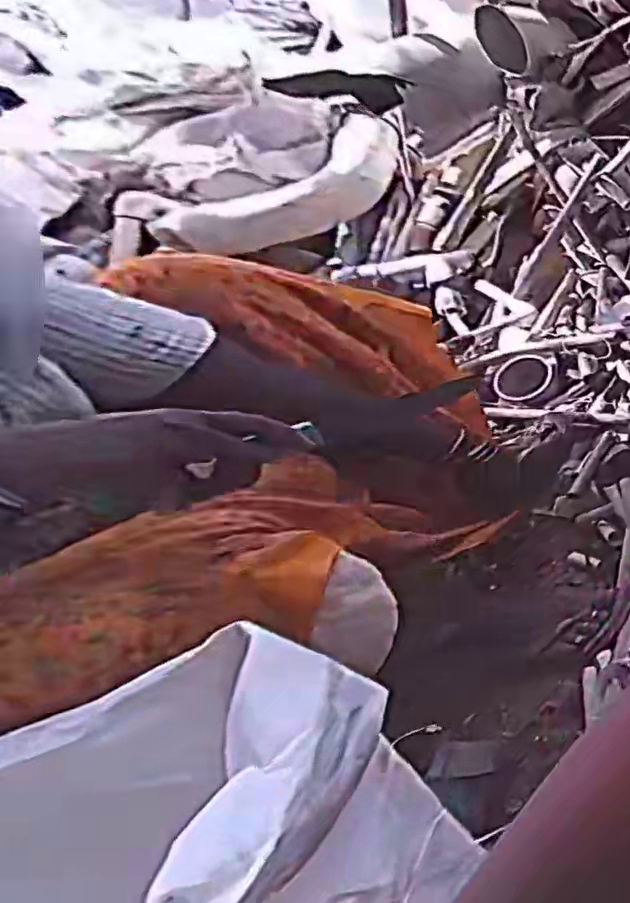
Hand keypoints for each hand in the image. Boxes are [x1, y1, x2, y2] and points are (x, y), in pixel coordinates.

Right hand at [0, 409, 310, 515]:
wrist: (31, 458)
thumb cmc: (95, 456)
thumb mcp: (154, 442)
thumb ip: (198, 453)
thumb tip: (245, 471)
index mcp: (186, 418)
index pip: (249, 422)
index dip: (280, 434)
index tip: (307, 444)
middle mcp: (186, 428)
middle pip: (247, 456)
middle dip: (239, 474)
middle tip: (204, 481)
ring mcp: (172, 448)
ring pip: (216, 481)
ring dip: (191, 492)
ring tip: (150, 487)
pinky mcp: (154, 471)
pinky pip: (178, 497)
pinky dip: (159, 501)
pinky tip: (127, 492)